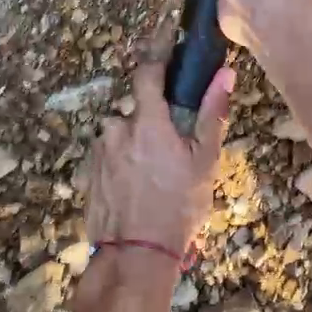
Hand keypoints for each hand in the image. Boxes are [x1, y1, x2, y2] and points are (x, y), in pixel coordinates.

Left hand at [84, 0, 235, 255]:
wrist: (134, 257)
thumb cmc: (176, 207)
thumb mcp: (204, 161)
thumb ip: (212, 114)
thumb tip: (225, 73)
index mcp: (146, 120)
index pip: (147, 72)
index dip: (158, 59)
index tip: (169, 54)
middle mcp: (116, 129)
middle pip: (135, 110)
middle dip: (150, 120)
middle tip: (171, 147)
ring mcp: (98, 153)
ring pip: (120, 136)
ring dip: (134, 145)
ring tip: (154, 176)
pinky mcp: (86, 176)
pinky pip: (107, 158)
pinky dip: (121, 165)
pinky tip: (136, 190)